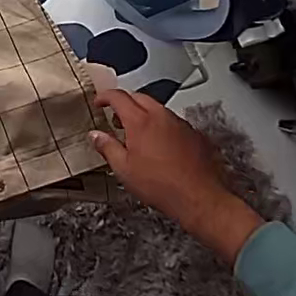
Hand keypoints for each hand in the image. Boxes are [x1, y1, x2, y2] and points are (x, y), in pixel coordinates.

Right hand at [90, 89, 263, 263]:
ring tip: (138, 134)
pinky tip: (160, 145)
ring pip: (157, 108)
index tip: (100, 102)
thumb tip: (96, 136)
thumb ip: (107, 147)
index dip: (105, 96)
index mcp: (140, 121)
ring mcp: (180, 124)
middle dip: (124, 103)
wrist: (200, 199)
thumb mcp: (124, 169)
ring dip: (144, 114)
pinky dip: (162, 126)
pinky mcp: (195, 134)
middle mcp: (161, 116)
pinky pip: (174, 122)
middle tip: (116, 117)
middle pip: (138, 97)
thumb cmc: (162, 186)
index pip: (118, 96)